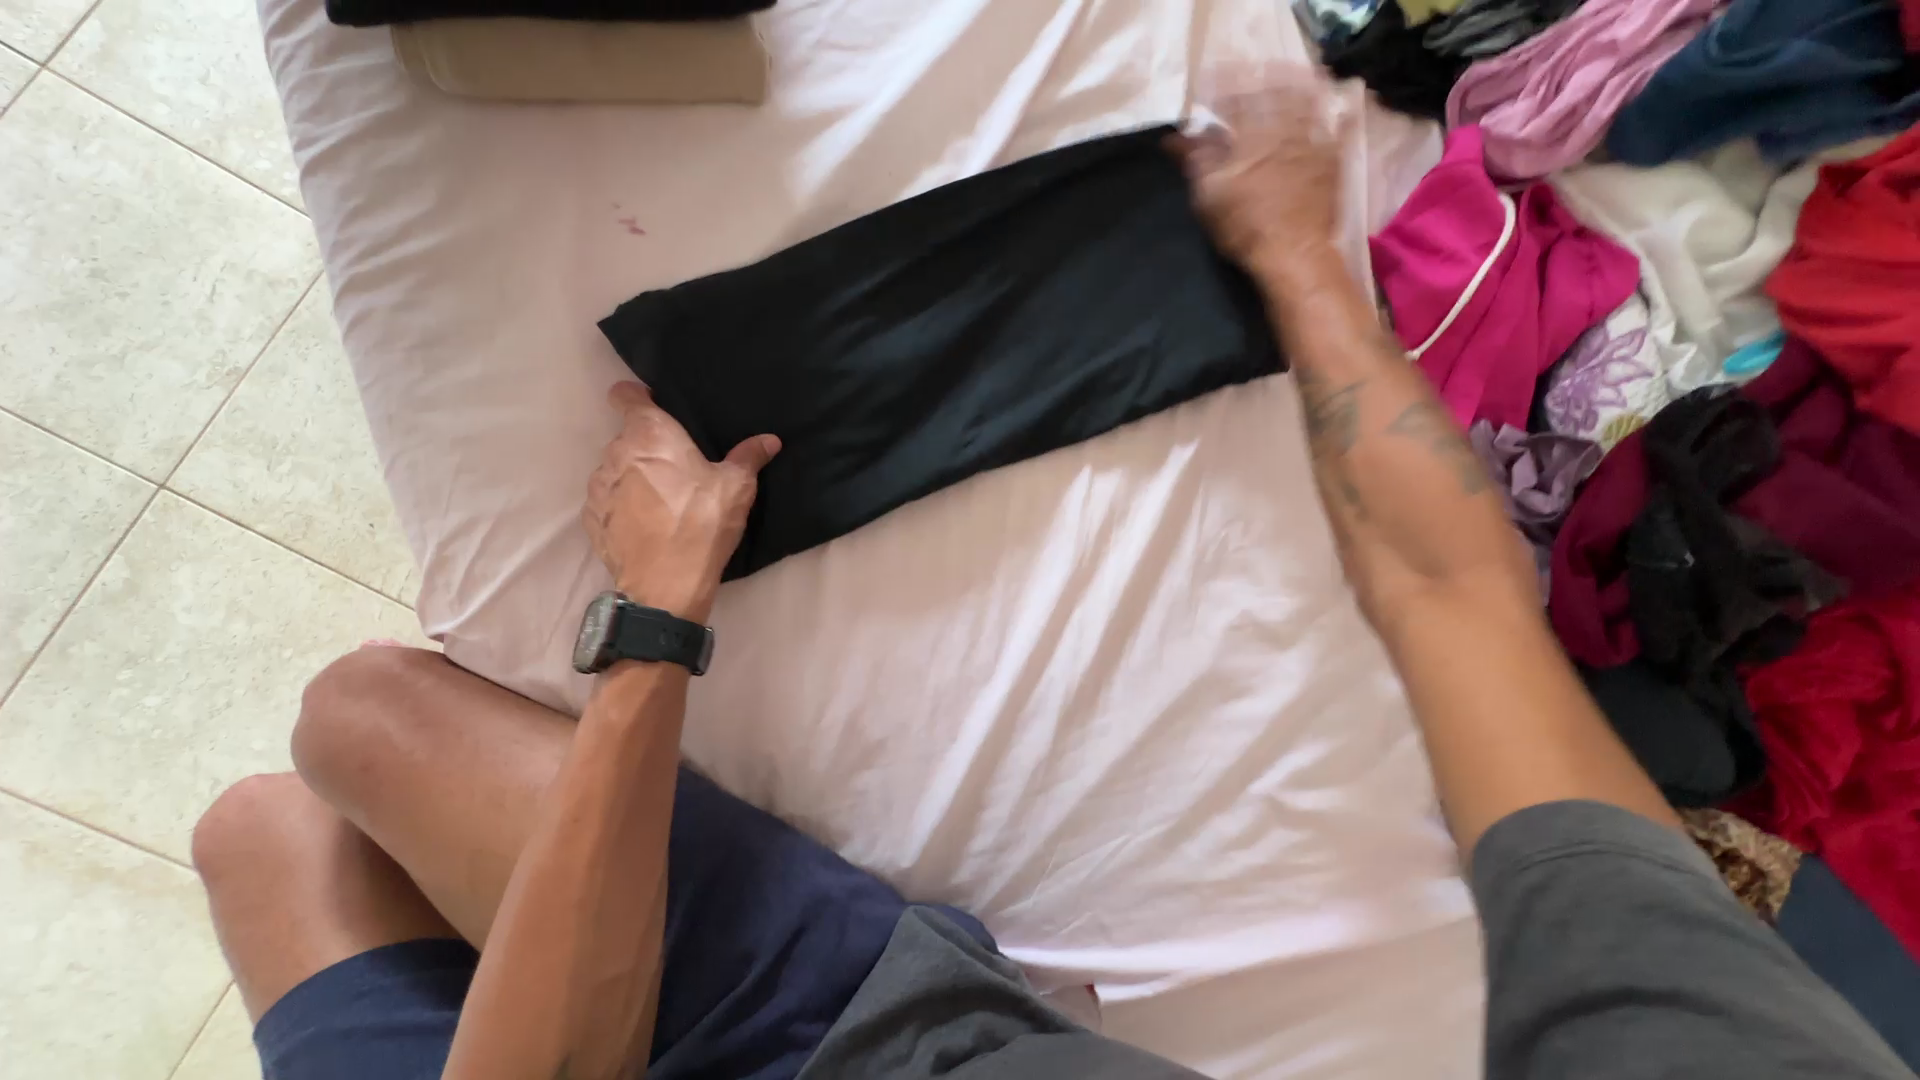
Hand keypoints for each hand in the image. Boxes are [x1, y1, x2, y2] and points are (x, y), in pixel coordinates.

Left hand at [582, 382, 778, 622]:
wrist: (666, 583)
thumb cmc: (703, 523)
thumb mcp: (737, 488)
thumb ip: (749, 457)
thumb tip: (770, 439)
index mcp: (651, 434)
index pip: (625, 395)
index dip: (637, 397)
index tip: (655, 408)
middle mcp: (617, 453)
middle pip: (628, 437)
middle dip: (648, 447)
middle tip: (678, 469)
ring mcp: (599, 487)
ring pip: (616, 470)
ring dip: (634, 477)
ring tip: (662, 502)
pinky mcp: (592, 519)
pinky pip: (608, 501)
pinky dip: (623, 507)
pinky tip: (646, 525)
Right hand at [1166, 67, 1347, 278]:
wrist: (1293, 252)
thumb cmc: (1244, 227)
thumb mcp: (1209, 196)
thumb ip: (1195, 159)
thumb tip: (1174, 137)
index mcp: (1250, 135)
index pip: (1233, 98)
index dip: (1218, 86)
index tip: (1207, 83)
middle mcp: (1284, 128)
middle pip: (1273, 90)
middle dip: (1258, 79)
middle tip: (1248, 74)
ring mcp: (1313, 141)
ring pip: (1308, 100)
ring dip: (1296, 85)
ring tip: (1288, 78)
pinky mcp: (1332, 158)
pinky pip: (1340, 126)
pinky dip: (1338, 112)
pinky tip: (1339, 104)